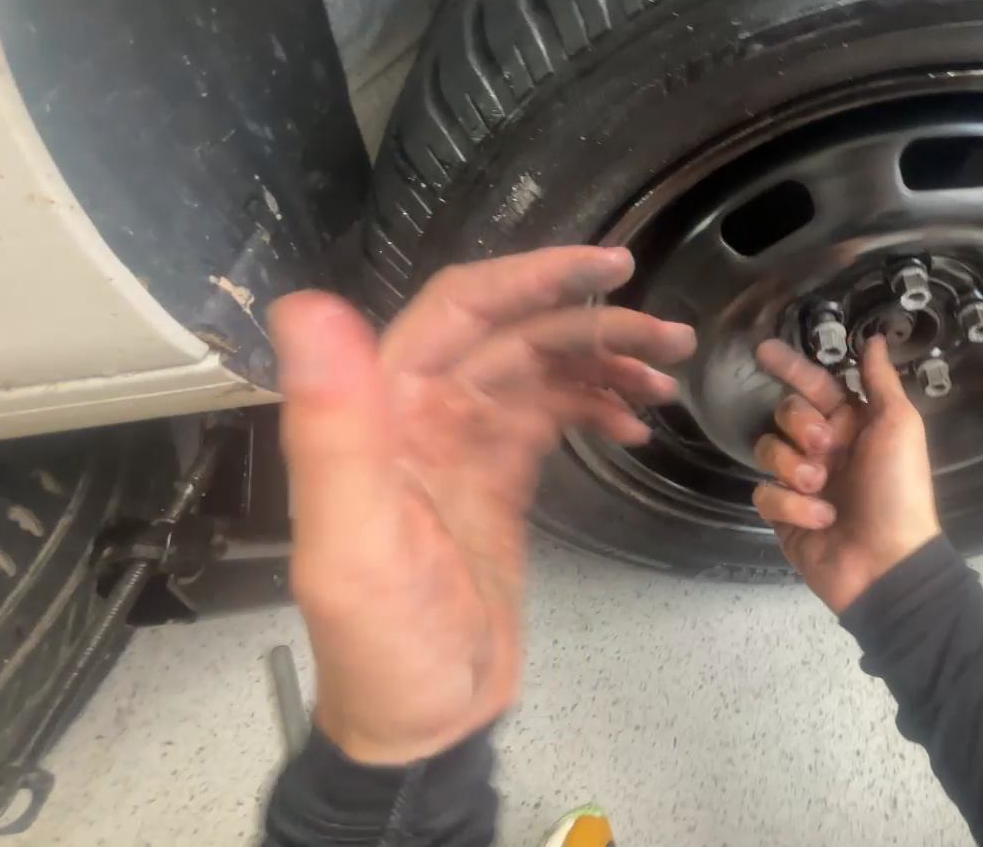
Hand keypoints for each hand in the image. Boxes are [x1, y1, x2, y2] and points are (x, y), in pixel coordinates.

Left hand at [269, 246, 695, 764]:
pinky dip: (597, 408)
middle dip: (598, 328)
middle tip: (672, 337)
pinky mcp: (503, 472)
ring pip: (547, 372)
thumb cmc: (387, 641)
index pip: (464, 308)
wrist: (425, 716)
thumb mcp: (355, 544)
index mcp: (387, 408)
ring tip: (667, 380)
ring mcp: (469, 440)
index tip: (610, 267)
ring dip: (608, 366)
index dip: (536, 276)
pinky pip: (556, 415)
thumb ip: (333, 428)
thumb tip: (310, 305)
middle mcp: (427, 409)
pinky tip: (634, 426)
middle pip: (522, 336)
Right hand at [751, 336, 939, 613]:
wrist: (887, 563)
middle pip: (786, 412)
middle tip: (825, 448)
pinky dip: (792, 505)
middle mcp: (823, 446)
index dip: (791, 366)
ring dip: (794, 467)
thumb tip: (877, 338)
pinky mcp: (783, 512)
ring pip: (768, 449)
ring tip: (821, 488)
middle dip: (800, 425)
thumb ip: (881, 381)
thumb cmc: (898, 490)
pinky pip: (765, 492)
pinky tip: (821, 519)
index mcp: (852, 423)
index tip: (763, 351)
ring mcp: (800, 480)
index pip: (815, 384)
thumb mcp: (900, 427)